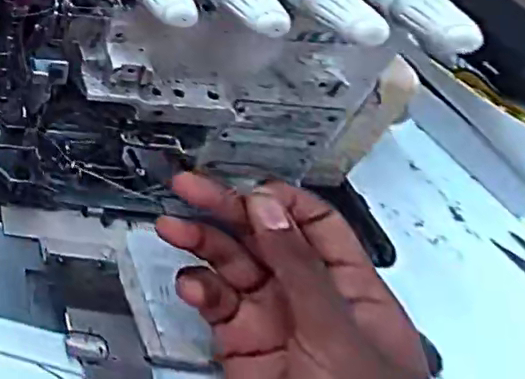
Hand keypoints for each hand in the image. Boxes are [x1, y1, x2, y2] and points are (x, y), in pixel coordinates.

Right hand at [157, 173, 430, 378]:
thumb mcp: (339, 338)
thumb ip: (300, 268)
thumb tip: (267, 204)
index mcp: (352, 294)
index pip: (315, 225)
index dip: (278, 199)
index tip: (243, 186)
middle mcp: (309, 297)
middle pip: (259, 232)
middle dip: (220, 207)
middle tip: (186, 186)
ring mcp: (271, 315)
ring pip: (226, 257)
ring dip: (196, 238)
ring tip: (172, 229)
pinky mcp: (238, 335)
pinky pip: (209, 294)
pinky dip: (194, 284)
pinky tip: (191, 288)